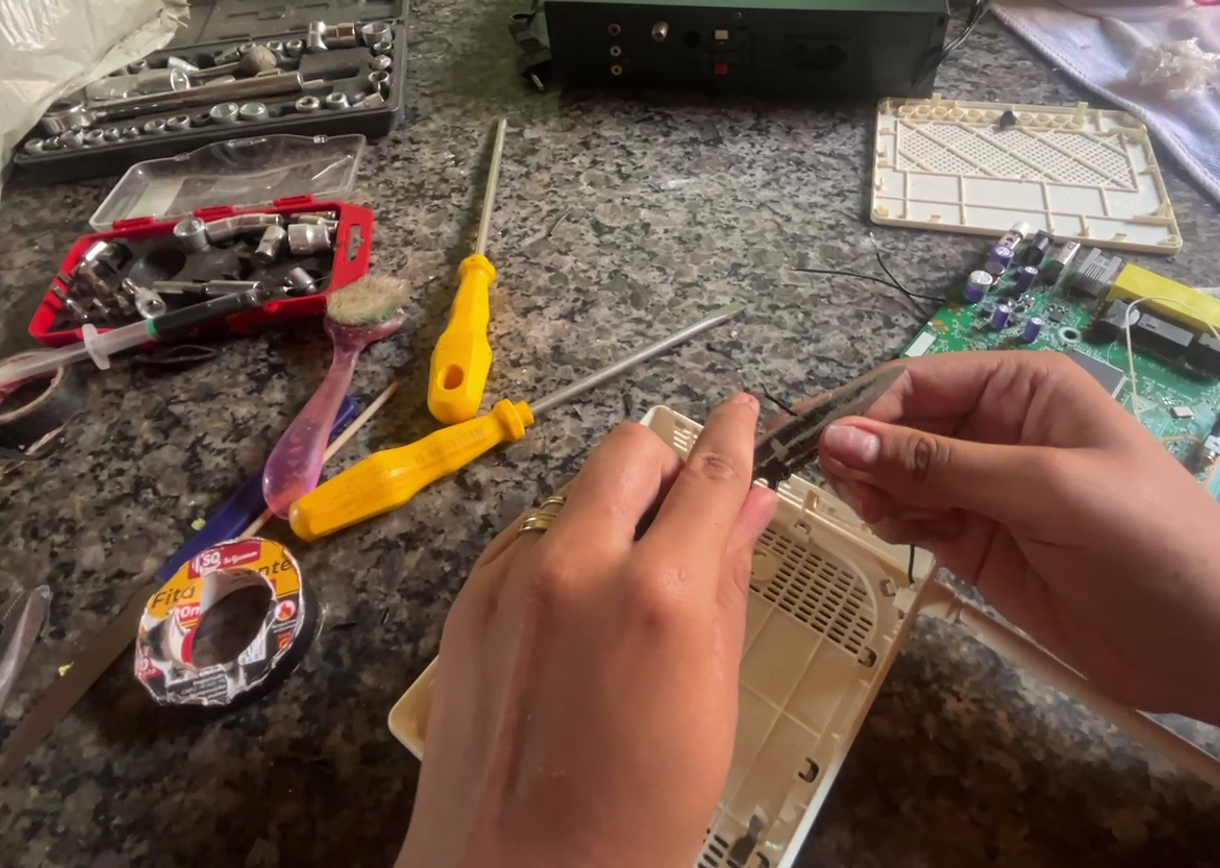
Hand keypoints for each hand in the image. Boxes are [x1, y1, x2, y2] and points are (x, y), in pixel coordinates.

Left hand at [397, 395, 775, 867]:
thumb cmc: (641, 810)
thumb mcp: (712, 699)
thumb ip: (729, 581)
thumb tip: (751, 505)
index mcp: (658, 594)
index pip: (708, 475)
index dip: (732, 433)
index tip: (741, 408)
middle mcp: (576, 562)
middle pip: (628, 447)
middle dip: (663, 463)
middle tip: (678, 514)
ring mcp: (510, 573)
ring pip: (576, 490)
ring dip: (611, 511)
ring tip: (621, 586)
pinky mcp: (469, 593)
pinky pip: (531, 536)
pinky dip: (564, 549)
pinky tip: (569, 615)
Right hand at [816, 353, 1219, 716]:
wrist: (1216, 647)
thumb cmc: (1145, 541)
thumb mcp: (1040, 488)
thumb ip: (934, 464)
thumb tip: (835, 438)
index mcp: (1019, 387)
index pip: (918, 381)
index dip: (869, 410)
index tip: (831, 451)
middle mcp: (993, 427)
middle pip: (898, 426)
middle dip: (869, 455)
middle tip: (852, 495)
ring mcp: (981, 484)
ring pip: (895, 472)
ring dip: (876, 491)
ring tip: (883, 519)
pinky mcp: (972, 534)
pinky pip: (910, 513)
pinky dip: (893, 521)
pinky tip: (904, 535)